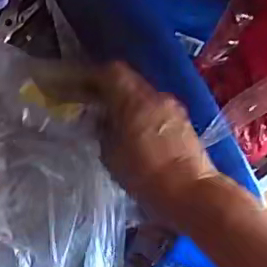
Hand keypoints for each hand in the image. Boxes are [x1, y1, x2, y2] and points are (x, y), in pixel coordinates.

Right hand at [94, 62, 215, 205]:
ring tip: (108, 124)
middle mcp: (158, 98)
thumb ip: (102, 132)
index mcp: (136, 101)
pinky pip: (155, 112)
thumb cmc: (144, 175)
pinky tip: (131, 136)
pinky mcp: (183, 125)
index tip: (75, 87)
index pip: (112, 73)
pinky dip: (140, 118)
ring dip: (125, 106)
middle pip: (129, 84)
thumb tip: (99, 120)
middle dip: (107, 92)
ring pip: (143, 99)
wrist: (190, 193)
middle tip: (88, 106)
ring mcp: (174, 110)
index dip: (91, 77)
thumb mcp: (111, 155)